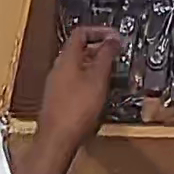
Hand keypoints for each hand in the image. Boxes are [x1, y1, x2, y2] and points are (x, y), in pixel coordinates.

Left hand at [37, 26, 120, 156]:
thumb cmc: (77, 108)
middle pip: (80, 49)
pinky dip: (89, 80)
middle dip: (100, 49)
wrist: (57, 142)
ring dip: (96, 65)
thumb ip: (106, 54)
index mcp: (66, 59)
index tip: (115, 36)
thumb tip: (113, 39)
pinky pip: (75, 81)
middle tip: (117, 54)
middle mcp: (58, 69)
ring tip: (112, 72)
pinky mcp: (58, 101)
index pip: (81, 33)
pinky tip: (100, 91)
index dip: (100, 31)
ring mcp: (56, 86)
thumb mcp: (99, 77)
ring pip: (78, 66)